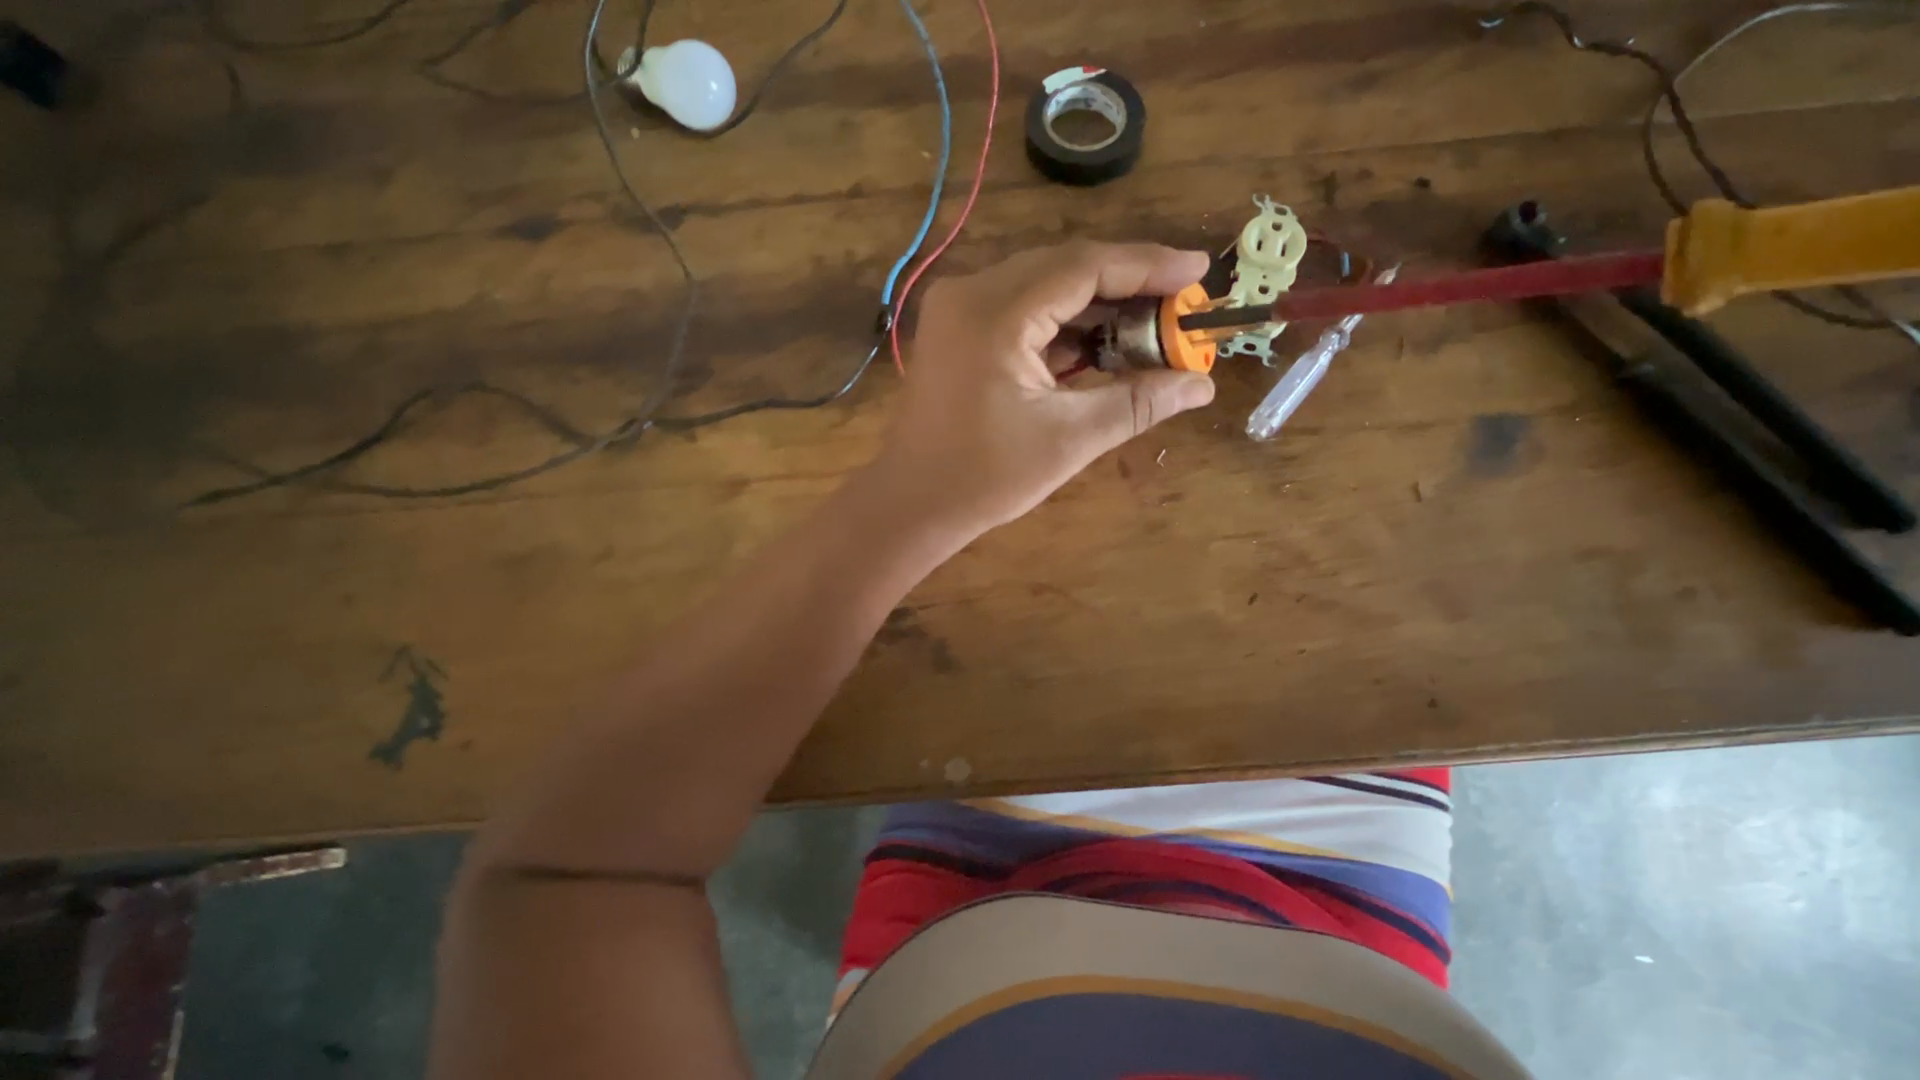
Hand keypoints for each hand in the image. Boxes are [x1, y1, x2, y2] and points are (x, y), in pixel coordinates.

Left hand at [862, 242, 1216, 539]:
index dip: (1147, 265)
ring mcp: (958, 307)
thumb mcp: (1070, 439)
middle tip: (1182, 301)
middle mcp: (971, 293)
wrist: (912, 503)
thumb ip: (1138, 402)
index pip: (1084, 266)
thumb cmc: (986, 477)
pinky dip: (1064, 320)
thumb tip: (1202, 385)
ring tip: (1153, 323)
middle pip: (1064, 266)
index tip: (1199, 270)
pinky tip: (1103, 341)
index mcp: (994, 314)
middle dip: (1127, 282)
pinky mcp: (957, 326)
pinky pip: (1021, 304)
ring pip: (1044, 283)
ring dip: (1097, 301)